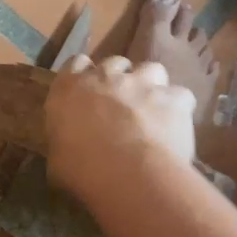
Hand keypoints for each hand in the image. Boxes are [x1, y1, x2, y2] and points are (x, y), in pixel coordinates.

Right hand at [45, 55, 196, 200]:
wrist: (129, 173)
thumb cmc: (81, 168)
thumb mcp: (57, 157)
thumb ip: (64, 139)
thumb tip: (69, 145)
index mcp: (69, 89)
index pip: (75, 64)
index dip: (83, 75)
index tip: (85, 91)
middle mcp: (106, 77)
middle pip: (114, 63)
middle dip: (118, 78)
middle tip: (119, 102)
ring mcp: (143, 83)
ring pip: (151, 70)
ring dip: (150, 85)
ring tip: (150, 107)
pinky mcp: (175, 97)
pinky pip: (179, 96)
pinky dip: (177, 108)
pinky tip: (174, 125)